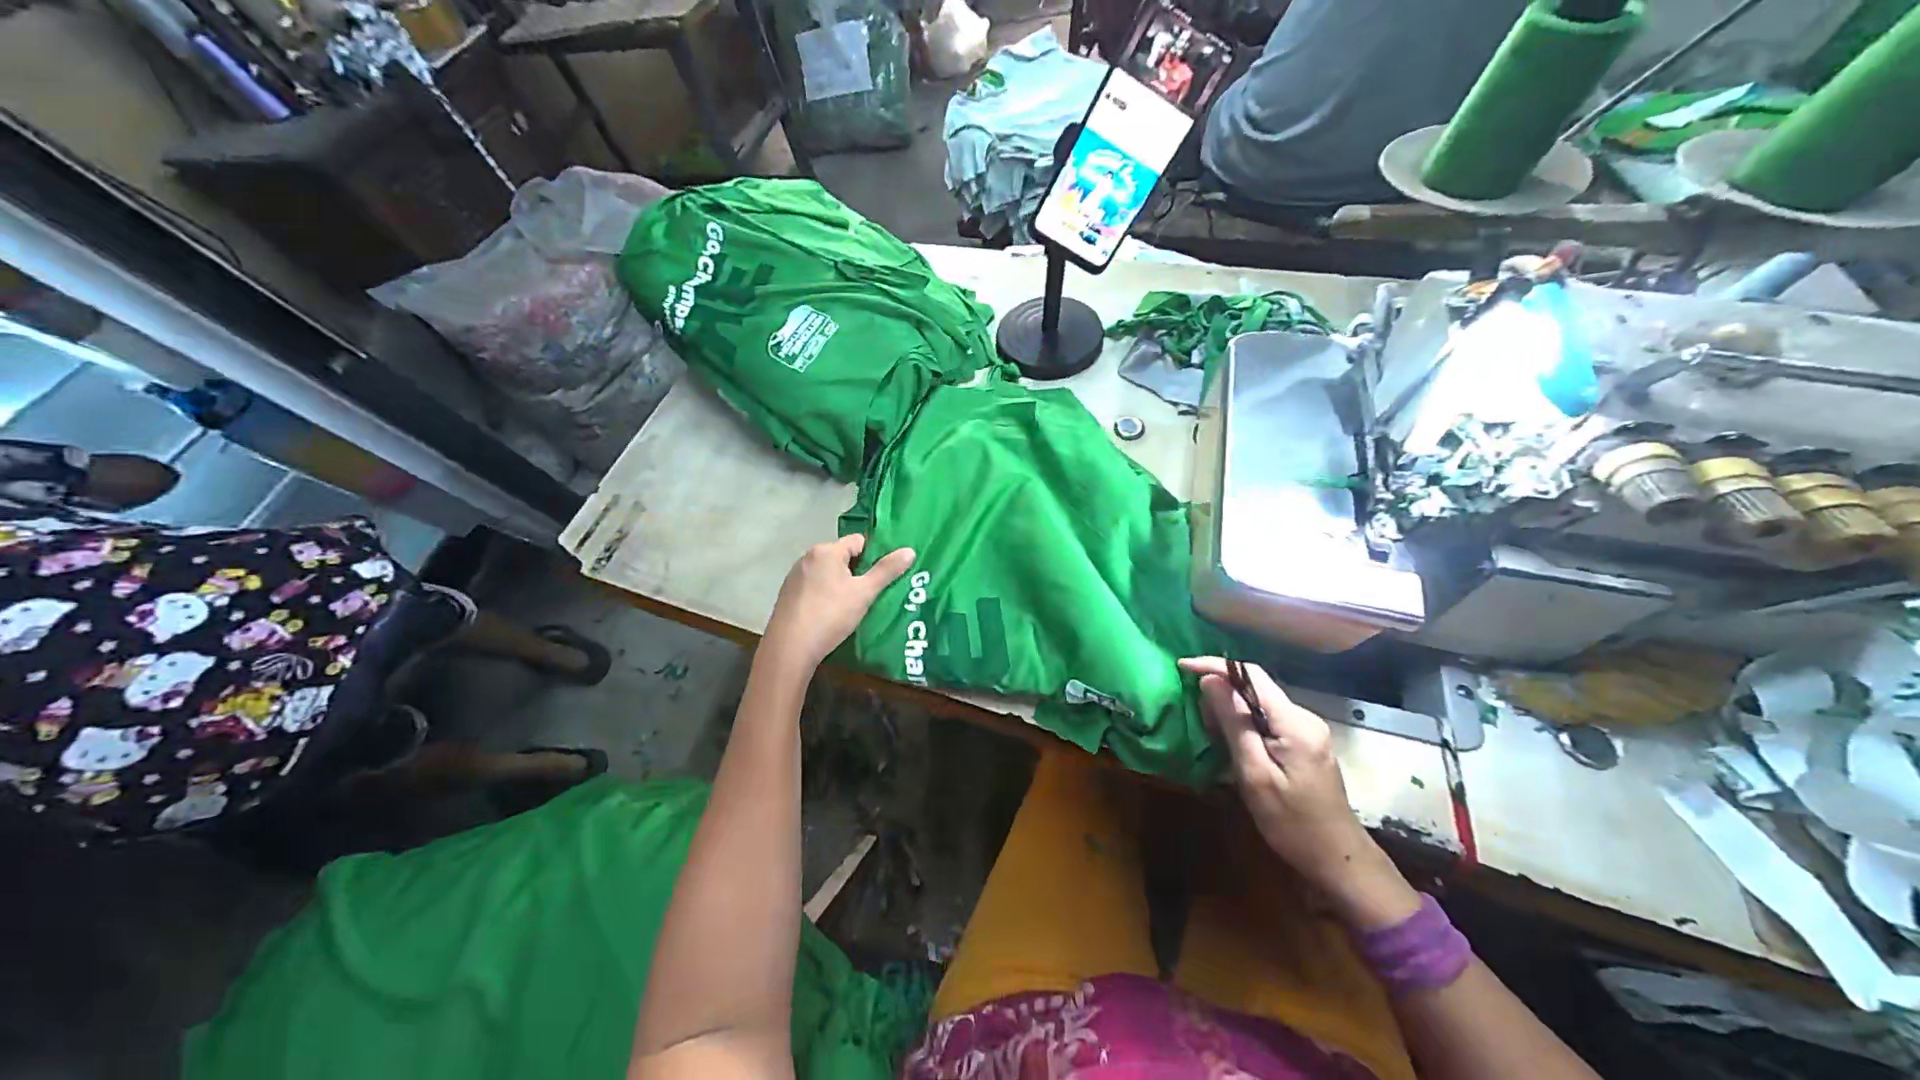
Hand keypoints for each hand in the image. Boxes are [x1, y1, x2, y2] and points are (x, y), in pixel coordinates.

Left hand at [762, 535, 914, 673]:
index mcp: (826, 551)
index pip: (858, 541)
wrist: (790, 647)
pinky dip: (825, 595)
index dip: (873, 556)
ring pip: (827, 573)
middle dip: (857, 571)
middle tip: (870, 594)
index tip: (881, 577)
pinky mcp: (788, 594)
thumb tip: (909, 550)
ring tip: (852, 606)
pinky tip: (830, 614)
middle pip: (841, 556)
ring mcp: (795, 576)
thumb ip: (886, 571)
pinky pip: (814, 586)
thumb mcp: (864, 593)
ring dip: (841, 584)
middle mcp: (807, 557)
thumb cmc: (831, 615)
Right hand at [1180, 657, 1383, 891]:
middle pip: (1255, 687)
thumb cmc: (1292, 822)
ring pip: (1260, 703)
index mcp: (1294, 722)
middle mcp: (1304, 717)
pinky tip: (1229, 742)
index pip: (1250, 675)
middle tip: (1193, 711)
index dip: (1214, 666)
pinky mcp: (1305, 744)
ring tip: (1207, 728)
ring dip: (1230, 709)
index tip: (1182, 666)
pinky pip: (1268, 720)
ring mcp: (1308, 730)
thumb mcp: (1255, 774)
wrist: (1337, 859)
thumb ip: (1234, 724)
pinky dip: (1244, 723)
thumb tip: (1210, 681)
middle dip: (1220, 690)